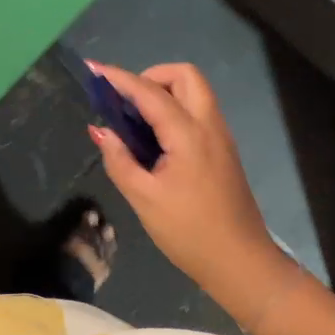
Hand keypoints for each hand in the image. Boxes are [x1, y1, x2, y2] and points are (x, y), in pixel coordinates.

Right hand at [86, 62, 289, 313]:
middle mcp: (209, 126)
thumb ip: (119, 160)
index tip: (93, 69)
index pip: (150, 92)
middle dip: (151, 76)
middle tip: (125, 100)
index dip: (119, 78)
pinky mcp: (223, 151)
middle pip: (185, 76)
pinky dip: (174, 109)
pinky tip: (154, 138)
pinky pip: (197, 112)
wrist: (242, 265)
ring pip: (194, 92)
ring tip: (135, 119)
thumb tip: (101, 131)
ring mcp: (220, 137)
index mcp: (189, 135)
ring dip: (164, 92)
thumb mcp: (144, 199)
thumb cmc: (190, 233)